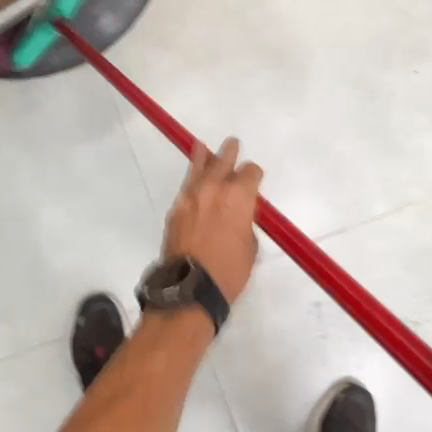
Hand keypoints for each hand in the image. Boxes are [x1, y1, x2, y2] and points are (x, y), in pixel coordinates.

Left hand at [162, 138, 262, 304]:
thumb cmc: (229, 270)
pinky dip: (192, 179)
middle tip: (233, 144)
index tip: (255, 179)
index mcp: (239, 197)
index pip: (250, 173)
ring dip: (205, 157)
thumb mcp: (251, 246)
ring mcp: (191, 197)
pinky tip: (192, 177)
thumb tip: (238, 215)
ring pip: (199, 168)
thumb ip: (246, 222)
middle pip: (223, 161)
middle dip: (230, 153)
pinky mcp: (176, 209)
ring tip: (203, 146)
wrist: (190, 287)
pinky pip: (186, 187)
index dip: (254, 175)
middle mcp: (214, 189)